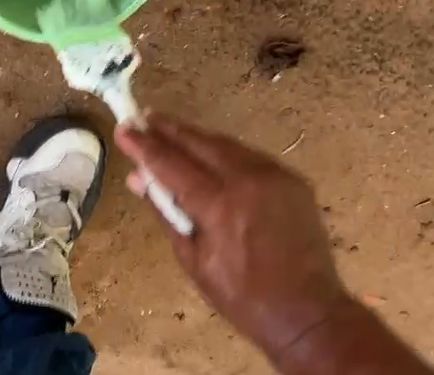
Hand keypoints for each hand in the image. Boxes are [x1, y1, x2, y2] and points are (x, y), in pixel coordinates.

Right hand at [116, 115, 349, 357]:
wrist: (310, 316)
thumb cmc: (243, 297)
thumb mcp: (194, 260)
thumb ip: (166, 211)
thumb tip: (138, 178)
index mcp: (219, 205)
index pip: (171, 164)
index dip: (144, 146)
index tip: (123, 129)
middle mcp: (247, 180)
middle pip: (197, 142)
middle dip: (167, 129)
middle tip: (143, 118)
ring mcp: (273, 176)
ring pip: (223, 144)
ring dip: (194, 137)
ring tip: (169, 130)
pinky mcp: (291, 179)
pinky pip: (248, 156)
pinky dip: (223, 151)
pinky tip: (209, 152)